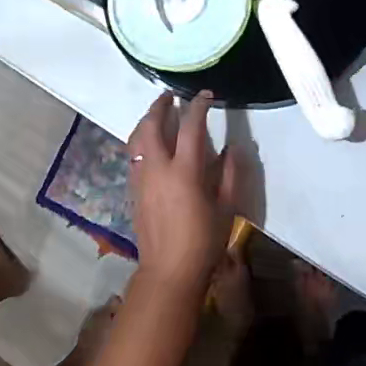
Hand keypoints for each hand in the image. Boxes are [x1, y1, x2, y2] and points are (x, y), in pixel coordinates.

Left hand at [129, 91, 236, 302]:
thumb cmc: (204, 240)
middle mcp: (158, 168)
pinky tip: (149, 143)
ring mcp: (141, 178)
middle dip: (161, 106)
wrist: (169, 270)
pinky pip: (133, 154)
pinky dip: (140, 140)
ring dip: (146, 120)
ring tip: (157, 114)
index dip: (199, 106)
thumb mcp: (227, 207)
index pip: (191, 127)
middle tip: (171, 96)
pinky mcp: (133, 189)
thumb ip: (230, 174)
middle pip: (152, 125)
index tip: (206, 95)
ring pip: (137, 138)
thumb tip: (232, 148)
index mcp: (184, 171)